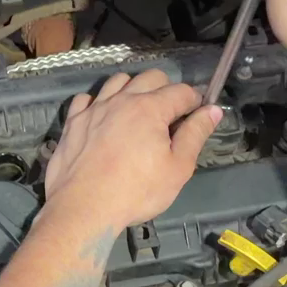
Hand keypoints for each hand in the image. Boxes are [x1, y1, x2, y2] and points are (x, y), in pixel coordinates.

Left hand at [42, 68, 220, 235]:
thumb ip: (195, 135)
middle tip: (169, 114)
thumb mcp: (177, 168)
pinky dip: (98, 102)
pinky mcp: (73, 122)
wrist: (84, 208)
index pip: (182, 91)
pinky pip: (86, 98)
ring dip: (132, 89)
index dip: (194, 102)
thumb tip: (213, 111)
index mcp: (151, 108)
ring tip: (137, 111)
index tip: (196, 115)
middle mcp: (122, 99)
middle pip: (150, 77)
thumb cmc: (136, 192)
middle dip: (166, 89)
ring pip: (117, 81)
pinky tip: (103, 118)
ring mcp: (94, 108)